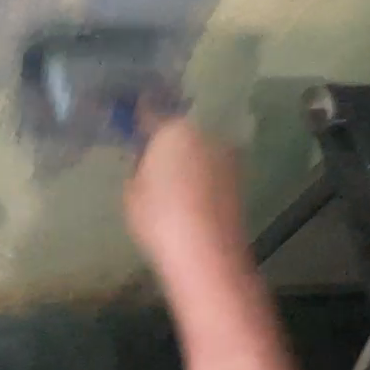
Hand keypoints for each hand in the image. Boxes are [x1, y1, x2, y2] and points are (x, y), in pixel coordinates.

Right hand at [124, 115, 250, 271]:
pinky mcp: (239, 179)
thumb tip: (146, 158)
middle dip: (165, 140)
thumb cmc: (160, 219)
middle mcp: (205, 134)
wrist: (208, 256)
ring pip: (198, 148)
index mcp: (173, 130)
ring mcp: (227, 156)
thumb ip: (139, 166)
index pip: (150, 113)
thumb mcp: (131, 191)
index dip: (138, 116)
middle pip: (179, 130)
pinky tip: (188, 195)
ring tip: (169, 181)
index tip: (129, 120)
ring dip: (186, 157)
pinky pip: (211, 168)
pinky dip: (200, 175)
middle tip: (148, 158)